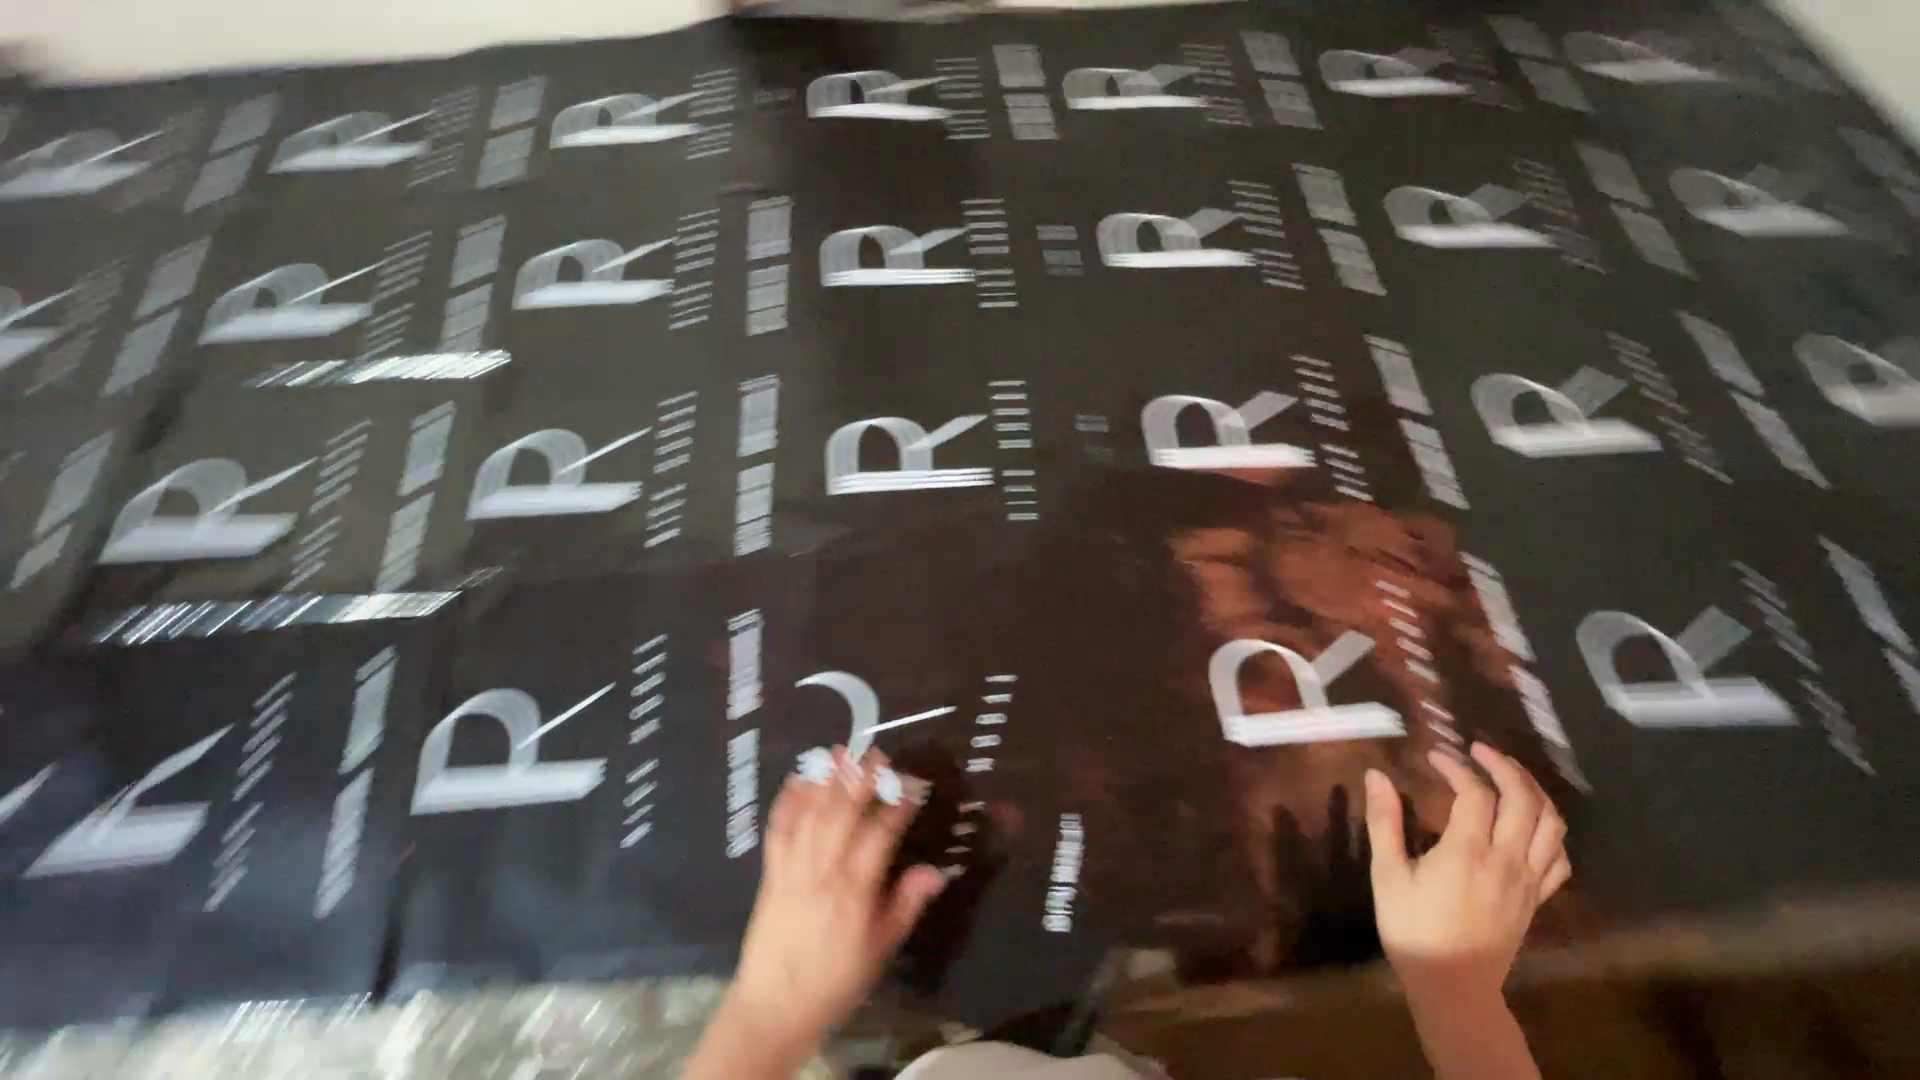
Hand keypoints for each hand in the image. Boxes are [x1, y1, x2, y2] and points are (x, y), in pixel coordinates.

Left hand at [727, 746, 947, 1048]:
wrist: (774, 1007)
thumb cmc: (836, 981)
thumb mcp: (880, 950)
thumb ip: (906, 905)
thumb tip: (937, 871)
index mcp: (854, 892)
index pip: (880, 836)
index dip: (898, 807)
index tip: (914, 784)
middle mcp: (822, 873)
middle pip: (843, 816)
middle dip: (861, 781)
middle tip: (877, 753)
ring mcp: (792, 871)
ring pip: (811, 817)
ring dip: (827, 781)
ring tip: (840, 753)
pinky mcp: (770, 875)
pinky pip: (778, 832)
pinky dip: (787, 803)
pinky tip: (797, 781)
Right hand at [1363, 743, 1570, 1002]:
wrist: (1452, 985)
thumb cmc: (1412, 928)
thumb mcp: (1388, 874)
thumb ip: (1384, 821)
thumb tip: (1376, 775)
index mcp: (1468, 852)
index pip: (1475, 793)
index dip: (1456, 767)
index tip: (1433, 756)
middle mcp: (1507, 860)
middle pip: (1525, 800)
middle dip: (1504, 767)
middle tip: (1478, 750)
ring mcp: (1529, 880)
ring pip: (1551, 824)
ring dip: (1534, 791)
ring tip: (1509, 775)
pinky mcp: (1538, 898)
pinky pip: (1559, 857)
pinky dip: (1550, 830)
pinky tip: (1529, 822)